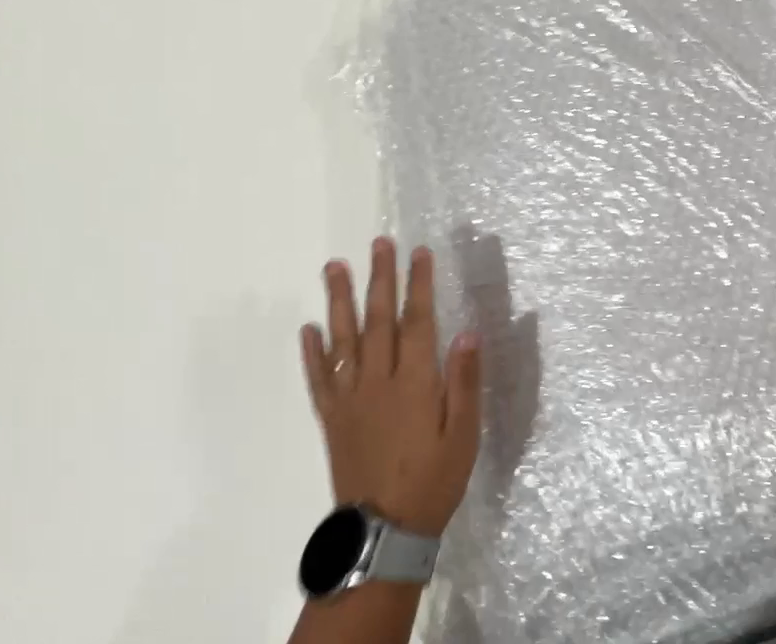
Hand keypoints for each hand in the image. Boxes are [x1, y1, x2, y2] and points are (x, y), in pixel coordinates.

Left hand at [300, 238, 481, 537]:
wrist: (384, 530)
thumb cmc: (435, 478)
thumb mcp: (464, 433)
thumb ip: (464, 382)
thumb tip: (466, 331)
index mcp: (415, 383)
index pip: (417, 321)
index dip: (419, 285)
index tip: (420, 252)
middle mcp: (378, 382)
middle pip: (378, 321)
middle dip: (380, 278)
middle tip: (378, 243)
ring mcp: (350, 399)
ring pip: (343, 340)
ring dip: (340, 301)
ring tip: (335, 267)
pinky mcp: (333, 418)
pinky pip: (318, 380)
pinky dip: (312, 352)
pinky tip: (309, 328)